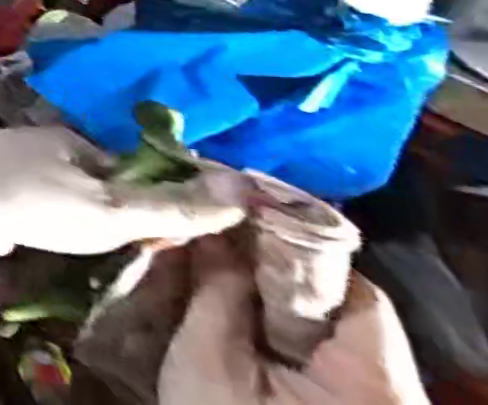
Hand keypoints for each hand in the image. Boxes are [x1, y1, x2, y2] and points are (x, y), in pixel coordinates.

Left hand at [0, 128, 246, 257]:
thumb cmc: (27, 197)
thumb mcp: (110, 207)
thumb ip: (173, 204)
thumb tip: (247, 185)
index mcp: (75, 142)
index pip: (141, 174)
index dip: (168, 206)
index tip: (192, 242)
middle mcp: (47, 150)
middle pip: (106, 188)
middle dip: (127, 219)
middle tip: (155, 259)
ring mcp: (17, 170)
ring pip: (72, 202)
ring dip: (91, 228)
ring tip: (116, 259)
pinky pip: (42, 214)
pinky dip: (57, 231)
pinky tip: (70, 252)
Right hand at [160, 237, 427, 404]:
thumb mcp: (208, 360)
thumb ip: (217, 292)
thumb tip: (214, 231)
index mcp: (378, 384)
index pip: (357, 292)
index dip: (296, 250)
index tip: (235, 219)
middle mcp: (398, 395)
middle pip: (342, 311)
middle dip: (273, 273)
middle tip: (210, 241)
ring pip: (327, 333)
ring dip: (268, 300)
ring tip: (209, 269)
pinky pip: (321, 358)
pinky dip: (273, 329)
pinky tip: (228, 314)